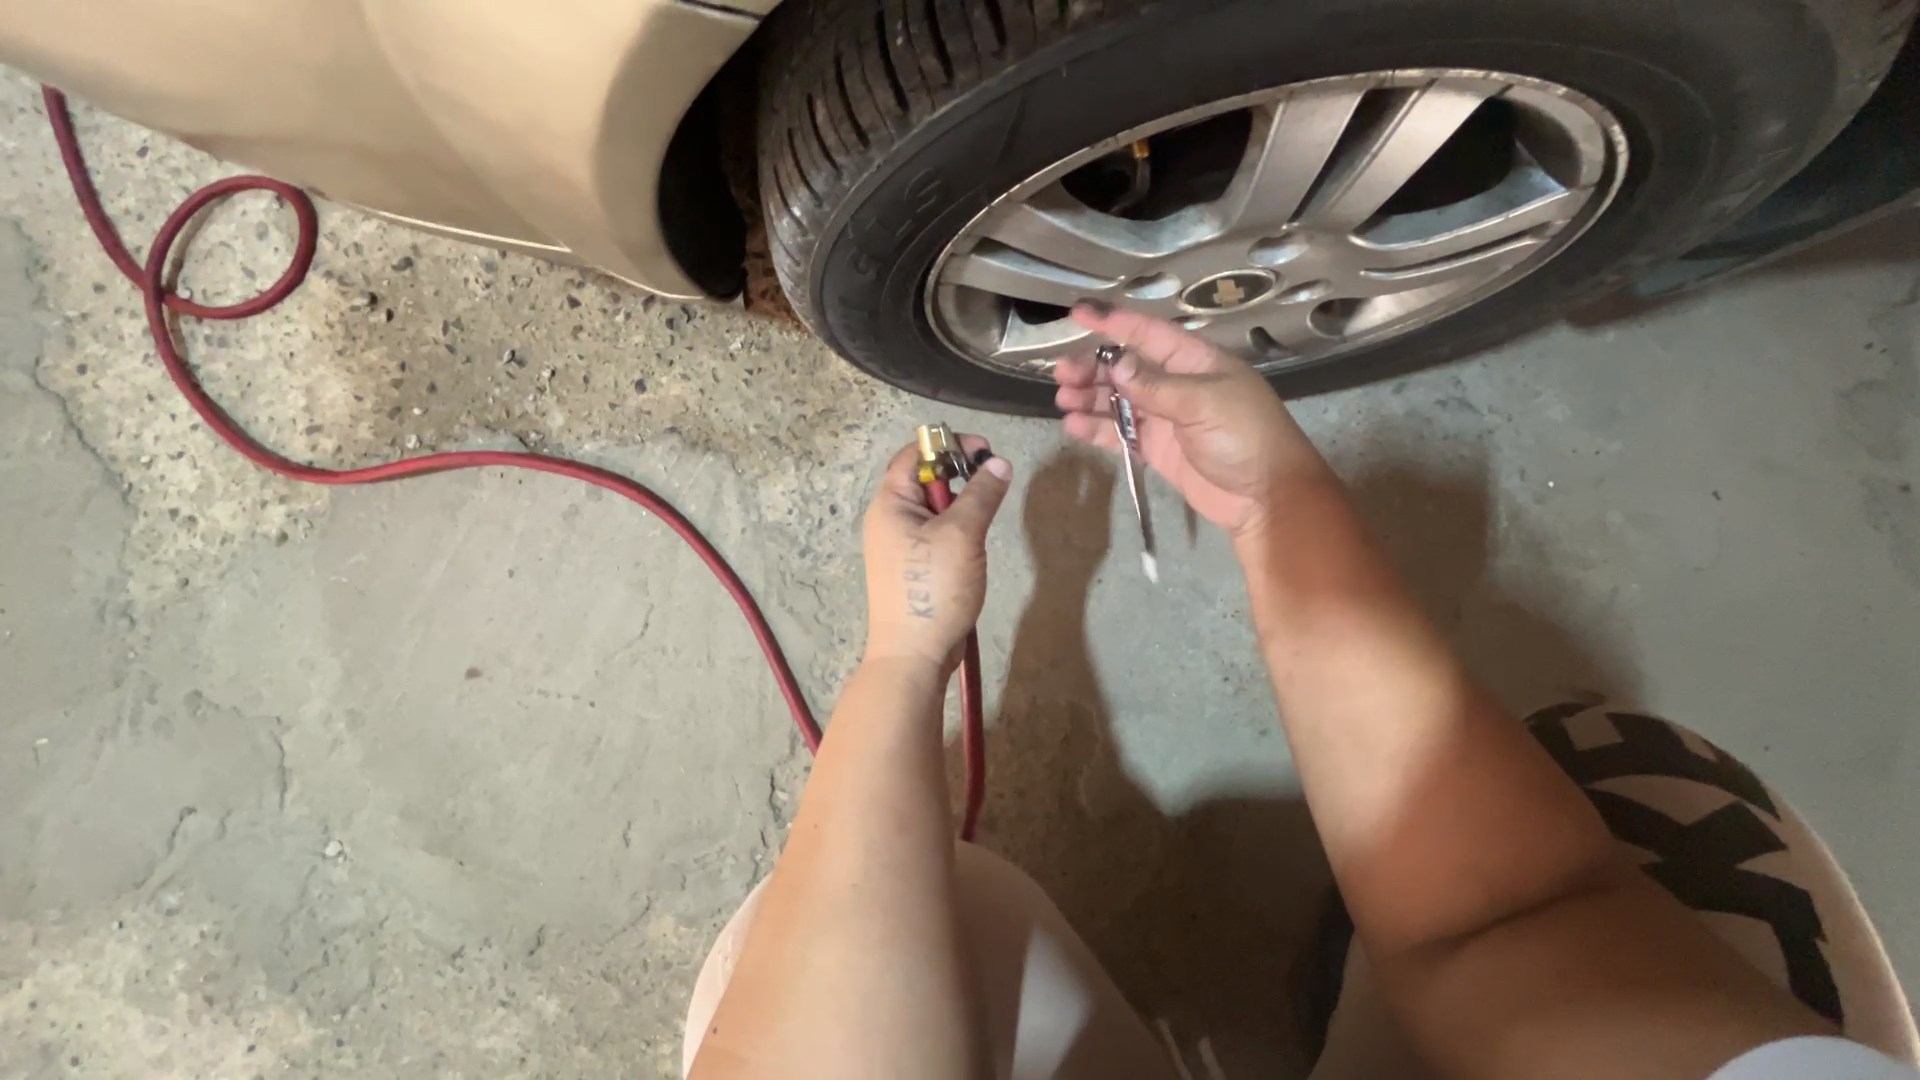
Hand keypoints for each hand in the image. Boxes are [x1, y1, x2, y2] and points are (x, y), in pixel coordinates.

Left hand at [861, 436, 1012, 672]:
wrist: (914, 654)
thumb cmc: (934, 589)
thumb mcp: (962, 535)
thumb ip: (982, 494)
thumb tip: (999, 462)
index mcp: (890, 503)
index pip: (914, 454)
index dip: (948, 444)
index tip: (985, 450)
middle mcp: (889, 519)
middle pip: (924, 478)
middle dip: (959, 472)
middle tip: (993, 479)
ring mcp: (900, 545)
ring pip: (933, 508)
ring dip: (961, 502)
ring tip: (986, 511)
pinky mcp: (913, 567)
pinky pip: (935, 533)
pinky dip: (957, 527)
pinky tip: (975, 540)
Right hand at [1053, 305, 1329, 539]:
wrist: (1266, 496)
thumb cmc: (1245, 437)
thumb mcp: (1203, 403)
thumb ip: (1156, 385)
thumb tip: (1115, 363)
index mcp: (1195, 362)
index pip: (1148, 334)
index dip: (1113, 322)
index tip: (1077, 313)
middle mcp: (1176, 385)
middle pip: (1126, 369)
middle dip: (1093, 368)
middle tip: (1061, 374)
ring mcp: (1165, 419)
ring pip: (1118, 401)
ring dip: (1089, 398)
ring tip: (1062, 399)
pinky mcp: (1156, 449)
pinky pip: (1119, 434)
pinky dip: (1096, 429)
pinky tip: (1073, 425)